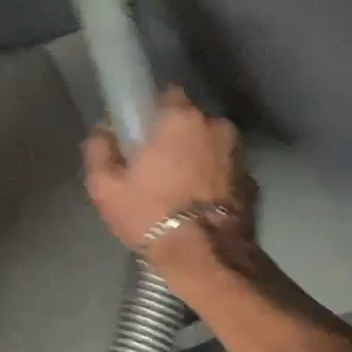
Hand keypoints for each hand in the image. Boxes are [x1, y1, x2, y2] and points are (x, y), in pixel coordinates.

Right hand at [83, 87, 256, 250]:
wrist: (205, 257)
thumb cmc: (151, 214)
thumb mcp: (105, 187)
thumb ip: (100, 150)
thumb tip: (103, 131)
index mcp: (181, 119)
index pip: (170, 94)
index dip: (154, 111)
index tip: (142, 130)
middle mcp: (216, 127)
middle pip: (192, 121)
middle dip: (177, 136)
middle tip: (157, 162)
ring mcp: (239, 155)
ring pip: (211, 145)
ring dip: (198, 157)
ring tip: (179, 186)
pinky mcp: (252, 182)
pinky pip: (225, 171)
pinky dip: (214, 180)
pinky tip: (198, 202)